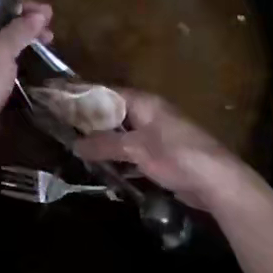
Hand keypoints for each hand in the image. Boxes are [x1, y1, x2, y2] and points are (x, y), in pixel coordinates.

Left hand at [0, 2, 52, 116]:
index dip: (17, 0)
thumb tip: (43, 13)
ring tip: (48, 37)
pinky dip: (14, 48)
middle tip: (48, 21)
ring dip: (22, 33)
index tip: (41, 7)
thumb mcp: (3, 48)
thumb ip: (23, 28)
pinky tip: (33, 48)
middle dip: (23, 18)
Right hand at [71, 88, 266, 213]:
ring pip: (121, 132)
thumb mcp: (137, 148)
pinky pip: (131, 151)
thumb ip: (106, 144)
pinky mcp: (161, 155)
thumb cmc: (177, 155)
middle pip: (113, 111)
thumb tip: (76, 144)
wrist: (216, 181)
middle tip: (59, 120)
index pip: (106, 92)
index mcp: (144, 103)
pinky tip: (102, 166)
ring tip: (73, 143)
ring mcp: (156, 134)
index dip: (81, 92)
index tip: (56, 93)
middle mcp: (149, 113)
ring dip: (101, 138)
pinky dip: (116, 156)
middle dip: (88, 116)